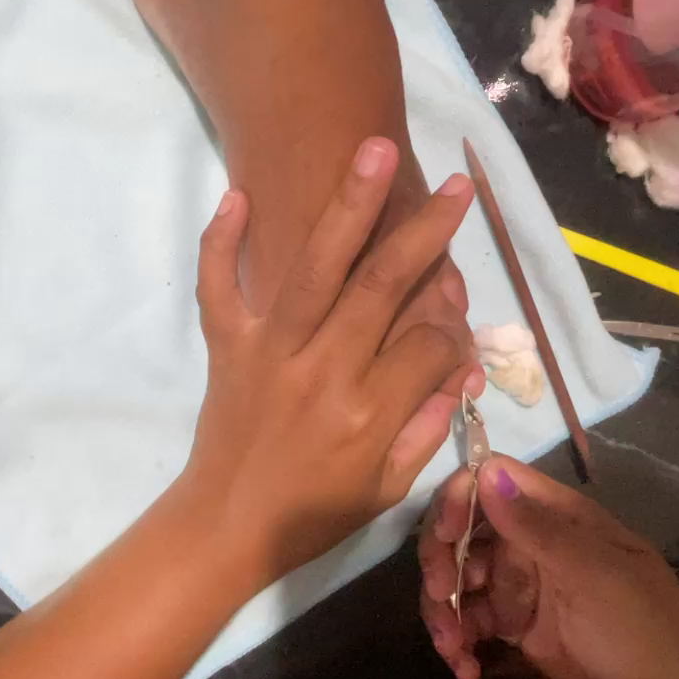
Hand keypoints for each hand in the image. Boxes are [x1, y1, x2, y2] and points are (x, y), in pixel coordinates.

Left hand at [180, 136, 483, 586]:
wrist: (226, 526)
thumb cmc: (314, 515)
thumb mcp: (388, 489)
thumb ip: (427, 427)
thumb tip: (461, 370)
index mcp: (370, 413)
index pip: (431, 343)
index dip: (454, 328)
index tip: (456, 324)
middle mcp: (323, 371)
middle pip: (383, 287)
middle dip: (425, 234)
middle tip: (455, 187)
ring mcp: (268, 353)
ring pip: (314, 270)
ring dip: (349, 208)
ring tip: (374, 151)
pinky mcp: (227, 347)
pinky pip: (218, 289)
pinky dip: (221, 244)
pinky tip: (238, 195)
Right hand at [418, 454, 678, 678]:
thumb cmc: (647, 630)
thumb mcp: (595, 578)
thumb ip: (537, 528)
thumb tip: (486, 471)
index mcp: (555, 515)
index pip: (489, 481)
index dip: (457, 500)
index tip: (445, 537)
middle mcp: (528, 540)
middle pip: (460, 531)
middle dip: (439, 563)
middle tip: (440, 601)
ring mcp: (517, 582)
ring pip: (455, 578)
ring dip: (443, 611)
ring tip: (452, 649)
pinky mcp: (511, 622)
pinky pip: (467, 619)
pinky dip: (458, 641)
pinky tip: (464, 669)